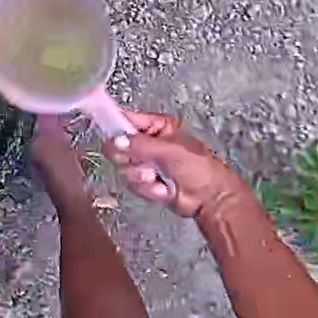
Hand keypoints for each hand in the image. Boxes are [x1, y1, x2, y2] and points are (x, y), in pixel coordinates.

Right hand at [104, 112, 248, 219]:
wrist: (210, 198)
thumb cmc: (198, 167)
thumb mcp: (168, 150)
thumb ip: (140, 145)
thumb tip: (115, 141)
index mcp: (157, 126)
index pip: (127, 120)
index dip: (115, 125)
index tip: (107, 133)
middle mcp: (148, 143)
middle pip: (119, 146)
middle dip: (129, 158)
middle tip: (140, 161)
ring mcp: (146, 163)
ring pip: (124, 168)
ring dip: (141, 176)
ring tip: (158, 178)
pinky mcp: (146, 182)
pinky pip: (133, 184)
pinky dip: (148, 189)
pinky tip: (163, 189)